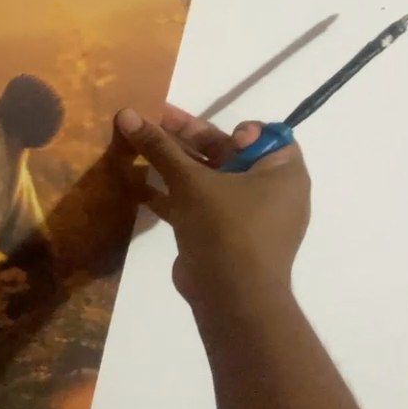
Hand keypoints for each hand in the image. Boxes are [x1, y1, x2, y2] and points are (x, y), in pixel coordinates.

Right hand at [113, 105, 311, 309]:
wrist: (231, 295)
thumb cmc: (226, 227)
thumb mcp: (190, 180)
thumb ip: (158, 146)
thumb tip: (126, 113)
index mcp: (281, 174)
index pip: (265, 136)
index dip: (234, 128)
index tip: (203, 130)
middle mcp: (269, 192)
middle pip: (227, 153)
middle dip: (186, 139)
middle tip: (149, 123)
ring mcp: (245, 215)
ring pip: (207, 179)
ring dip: (173, 165)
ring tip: (136, 149)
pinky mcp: (222, 234)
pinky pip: (196, 204)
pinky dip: (171, 194)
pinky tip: (137, 187)